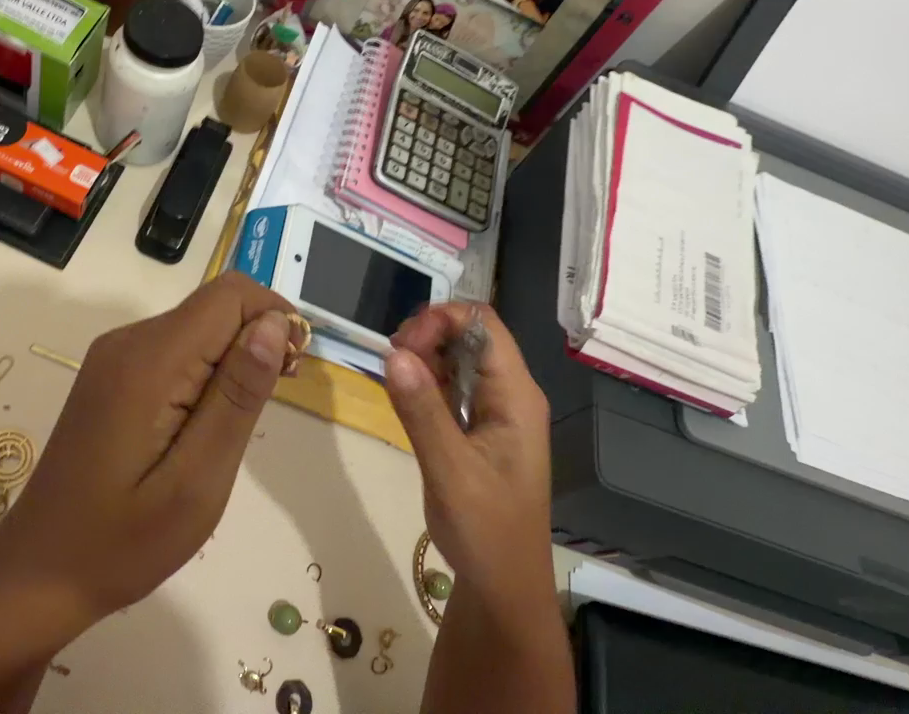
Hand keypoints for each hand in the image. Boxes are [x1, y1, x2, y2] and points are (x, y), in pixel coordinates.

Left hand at [0, 273, 296, 620]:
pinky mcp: (112, 376)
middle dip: (257, 340)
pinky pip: (176, 350)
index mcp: (149, 361)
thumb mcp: (197, 480)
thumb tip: (274, 324)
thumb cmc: (123, 541)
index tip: (292, 373)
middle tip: (269, 406)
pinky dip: (206, 372)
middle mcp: (129, 342)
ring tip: (236, 427)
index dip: (274, 319)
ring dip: (233, 359)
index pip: (229, 296)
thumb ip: (238, 397)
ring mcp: (115, 357)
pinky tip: (204, 425)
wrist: (40, 573)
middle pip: (214, 306)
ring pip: (198, 326)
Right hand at [386, 304, 552, 595]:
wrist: (503, 586)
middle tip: (392, 361)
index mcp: (516, 396)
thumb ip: (422, 411)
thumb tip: (394, 353)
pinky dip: (426, 381)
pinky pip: (452, 386)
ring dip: (424, 356)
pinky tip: (403, 393)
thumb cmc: (485, 531)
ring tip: (393, 376)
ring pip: (458, 358)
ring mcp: (495, 410)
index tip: (402, 346)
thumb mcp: (449, 471)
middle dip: (428, 335)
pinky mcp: (478, 427)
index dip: (442, 321)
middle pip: (470, 336)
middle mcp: (510, 394)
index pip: (483, 326)